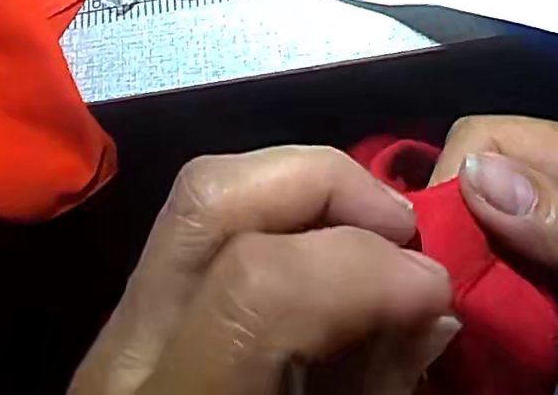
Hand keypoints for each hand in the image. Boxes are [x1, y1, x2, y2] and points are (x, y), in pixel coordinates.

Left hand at [70, 146, 460, 394]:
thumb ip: (375, 393)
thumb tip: (430, 303)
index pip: (257, 287)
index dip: (360, 268)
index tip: (434, 286)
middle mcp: (125, 353)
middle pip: (210, 198)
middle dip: (325, 183)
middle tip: (403, 226)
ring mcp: (122, 323)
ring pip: (207, 190)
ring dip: (307, 183)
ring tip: (377, 223)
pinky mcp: (138, 311)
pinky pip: (213, 220)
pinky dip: (285, 206)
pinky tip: (331, 235)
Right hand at [434, 116, 557, 394]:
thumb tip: (476, 169)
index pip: (494, 140)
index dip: (457, 184)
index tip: (438, 255)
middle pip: (481, 199)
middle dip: (454, 246)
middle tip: (437, 313)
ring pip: (487, 258)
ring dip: (466, 296)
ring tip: (450, 344)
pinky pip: (513, 317)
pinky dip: (491, 338)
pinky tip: (481, 363)